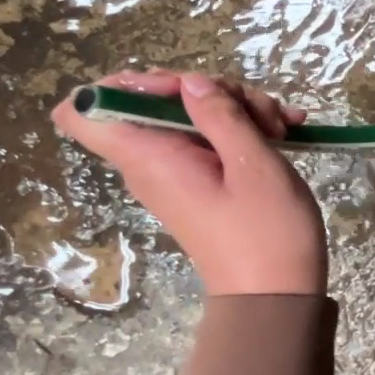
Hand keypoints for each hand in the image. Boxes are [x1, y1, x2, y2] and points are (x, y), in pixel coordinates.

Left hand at [53, 71, 326, 296]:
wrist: (276, 291)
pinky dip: (248, 128)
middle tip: (260, 111)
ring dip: (241, 109)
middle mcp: (153, 162)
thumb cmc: (266, 231)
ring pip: (192, 115)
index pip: (84, 110)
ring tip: (283, 126)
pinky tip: (289, 131)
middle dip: (211, 92)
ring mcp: (180, 170)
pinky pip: (214, 137)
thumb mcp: (255, 166)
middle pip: (155, 102)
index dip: (126, 86)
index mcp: (150, 158)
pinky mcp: (206, 179)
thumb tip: (192, 82)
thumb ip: (221, 118)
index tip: (185, 89)